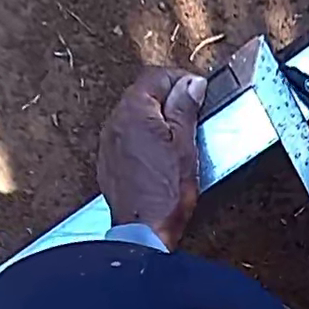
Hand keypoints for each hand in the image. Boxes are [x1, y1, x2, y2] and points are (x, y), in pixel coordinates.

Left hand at [97, 68, 206, 249]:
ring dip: (157, 120)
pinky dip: (145, 139)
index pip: (156, 76)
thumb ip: (185, 109)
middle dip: (169, 99)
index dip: (181, 79)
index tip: (200, 90)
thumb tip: (191, 84)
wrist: (144, 231)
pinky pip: (128, 139)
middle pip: (143, 95)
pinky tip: (161, 156)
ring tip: (179, 137)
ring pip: (135, 117)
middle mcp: (115, 121)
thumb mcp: (184, 146)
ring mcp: (109, 143)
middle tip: (193, 113)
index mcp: (134, 110)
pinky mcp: (109, 163)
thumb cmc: (166, 193)